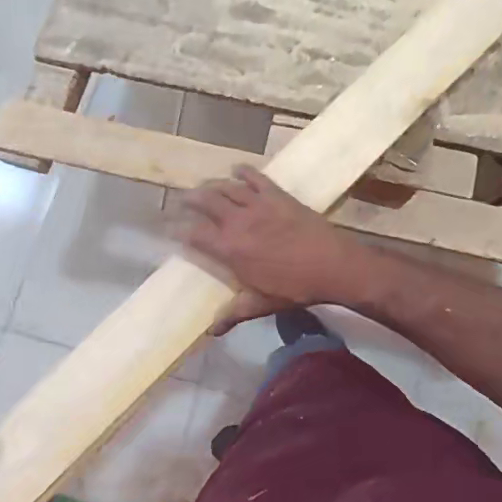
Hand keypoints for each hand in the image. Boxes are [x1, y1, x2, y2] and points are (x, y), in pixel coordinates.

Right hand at [179, 165, 370, 332]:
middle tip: (184, 200)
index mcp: (230, 249)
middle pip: (206, 202)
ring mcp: (259, 205)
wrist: (333, 265)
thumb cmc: (296, 288)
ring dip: (213, 185)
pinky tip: (237, 169)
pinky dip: (245, 171)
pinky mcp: (279, 196)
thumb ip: (234, 314)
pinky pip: (257, 178)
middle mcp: (239, 222)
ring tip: (204, 186)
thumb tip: (211, 331)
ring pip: (227, 187)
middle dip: (190, 199)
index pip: (193, 234)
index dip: (177, 229)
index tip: (168, 226)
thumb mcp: (262, 304)